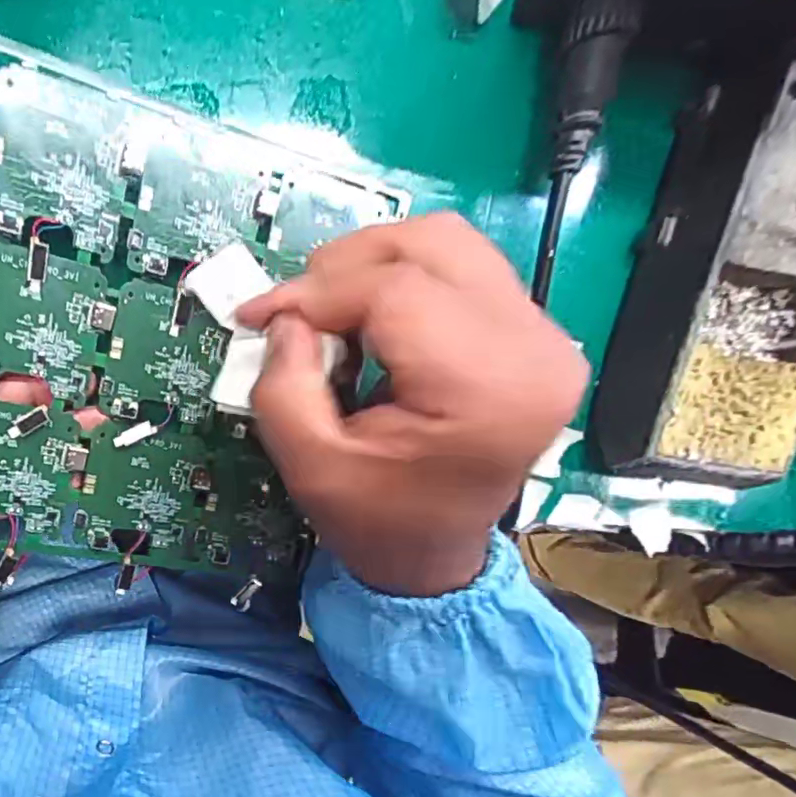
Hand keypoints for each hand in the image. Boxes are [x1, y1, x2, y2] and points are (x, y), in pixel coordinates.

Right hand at [236, 212, 587, 596]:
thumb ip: (284, 386)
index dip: (313, 293)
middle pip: (432, 245)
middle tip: (290, 308)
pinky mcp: (527, 334)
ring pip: (447, 244)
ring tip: (323, 311)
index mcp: (484, 386)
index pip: (395, 291)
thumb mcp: (308, 464)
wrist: (431, 552)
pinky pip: (456, 270)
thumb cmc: (373, 519)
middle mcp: (531, 346)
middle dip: (342, 266)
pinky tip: (361, 321)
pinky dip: (393, 282)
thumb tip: (285, 320)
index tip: (256, 315)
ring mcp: (540, 335)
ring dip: (368, 267)